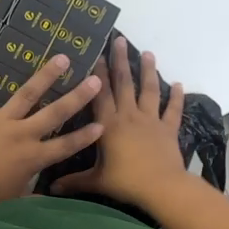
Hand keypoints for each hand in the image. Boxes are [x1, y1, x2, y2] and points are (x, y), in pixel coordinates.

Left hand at [0, 47, 103, 208]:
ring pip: (27, 94)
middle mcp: (22, 135)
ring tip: (61, 58)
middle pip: (55, 114)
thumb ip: (33, 196)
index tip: (102, 124)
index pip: (65, 146)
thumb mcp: (15, 200)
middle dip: (77, 97)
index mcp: (32, 158)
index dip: (84, 137)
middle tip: (94, 81)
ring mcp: (0, 121)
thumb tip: (49, 199)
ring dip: (46, 75)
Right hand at [52, 37, 189, 208]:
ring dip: (148, 71)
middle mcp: (129, 116)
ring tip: (148, 53)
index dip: (97, 74)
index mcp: (108, 125)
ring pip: (149, 90)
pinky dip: (176, 97)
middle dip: (121, 61)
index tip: (95, 54)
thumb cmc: (126, 181)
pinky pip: (173, 110)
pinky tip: (178, 84)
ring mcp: (151, 121)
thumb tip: (50, 188)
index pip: (100, 94)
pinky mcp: (168, 129)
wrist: (161, 187)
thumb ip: (73, 181)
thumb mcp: (95, 181)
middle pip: (124, 84)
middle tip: (120, 40)